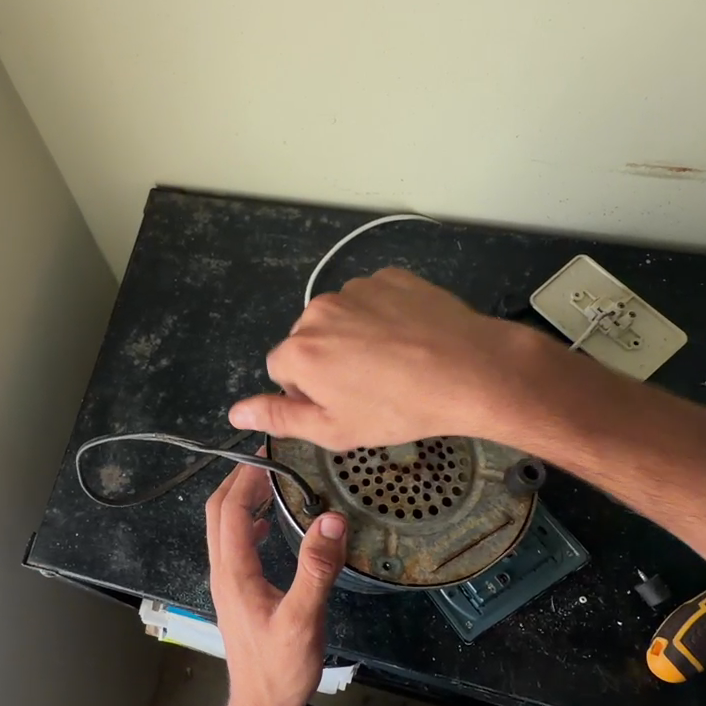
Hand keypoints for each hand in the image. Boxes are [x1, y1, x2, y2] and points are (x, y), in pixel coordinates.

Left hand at [204, 461, 347, 705]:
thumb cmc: (281, 668)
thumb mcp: (304, 619)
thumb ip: (316, 569)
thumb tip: (331, 519)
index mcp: (233, 571)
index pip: (232, 509)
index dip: (246, 476)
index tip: (268, 451)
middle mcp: (222, 570)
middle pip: (218, 512)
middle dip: (238, 480)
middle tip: (270, 459)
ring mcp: (226, 582)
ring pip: (223, 527)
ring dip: (242, 499)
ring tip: (273, 482)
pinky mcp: (236, 593)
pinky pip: (234, 544)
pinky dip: (248, 523)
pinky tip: (271, 525)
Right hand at [229, 267, 584, 449]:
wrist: (470, 370)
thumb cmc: (398, 409)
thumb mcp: (333, 429)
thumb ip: (278, 416)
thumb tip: (235, 411)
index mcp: (300, 349)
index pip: (281, 369)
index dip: (307, 391)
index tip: (340, 404)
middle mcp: (319, 310)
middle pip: (308, 339)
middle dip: (327, 359)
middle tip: (368, 386)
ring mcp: (357, 288)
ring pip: (342, 317)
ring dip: (355, 336)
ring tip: (393, 363)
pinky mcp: (391, 277)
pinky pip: (373, 298)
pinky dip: (383, 316)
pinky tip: (409, 339)